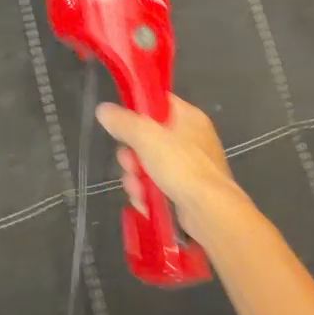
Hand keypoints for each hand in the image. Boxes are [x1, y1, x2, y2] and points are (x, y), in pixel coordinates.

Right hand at [96, 95, 240, 224]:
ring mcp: (190, 166)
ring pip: (151, 164)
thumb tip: (103, 110)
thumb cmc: (181, 166)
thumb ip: (123, 122)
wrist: (209, 211)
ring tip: (137, 190)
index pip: (158, 103)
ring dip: (137, 178)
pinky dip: (148, 193)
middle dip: (132, 155)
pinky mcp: (186, 190)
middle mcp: (191, 138)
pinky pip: (159, 184)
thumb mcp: (147, 137)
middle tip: (129, 165)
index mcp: (188, 117)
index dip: (137, 112)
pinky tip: (144, 203)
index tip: (121, 125)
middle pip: (149, 138)